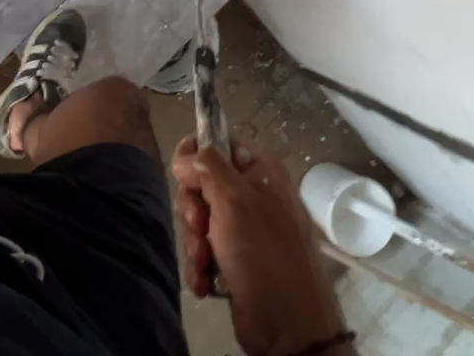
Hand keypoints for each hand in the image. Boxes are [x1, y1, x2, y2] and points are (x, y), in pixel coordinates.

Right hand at [173, 136, 349, 355]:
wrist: (290, 329)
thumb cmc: (264, 255)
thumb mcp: (234, 201)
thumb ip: (207, 167)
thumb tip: (185, 155)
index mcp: (261, 171)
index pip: (218, 144)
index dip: (195, 157)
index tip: (183, 176)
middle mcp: (252, 195)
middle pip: (201, 183)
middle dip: (192, 209)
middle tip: (200, 227)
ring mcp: (243, 229)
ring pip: (198, 218)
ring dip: (194, 242)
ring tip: (205, 262)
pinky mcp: (234, 259)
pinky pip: (203, 248)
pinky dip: (200, 264)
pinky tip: (205, 281)